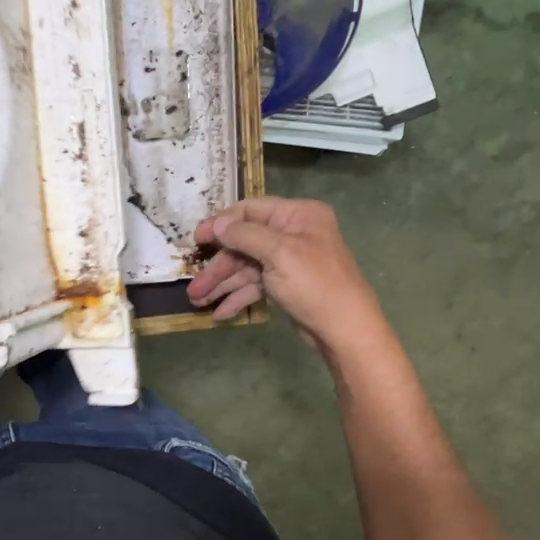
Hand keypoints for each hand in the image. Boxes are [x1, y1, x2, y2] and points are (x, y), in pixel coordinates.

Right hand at [187, 197, 384, 353]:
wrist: (345, 329)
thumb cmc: (315, 285)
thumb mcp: (278, 253)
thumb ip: (244, 235)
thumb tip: (216, 223)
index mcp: (297, 216)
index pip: (250, 210)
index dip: (221, 224)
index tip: (195, 240)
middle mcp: (293, 233)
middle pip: (244, 242)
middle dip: (218, 266)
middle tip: (193, 286)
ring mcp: (288, 260)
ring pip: (246, 267)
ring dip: (222, 284)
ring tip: (197, 302)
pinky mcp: (285, 284)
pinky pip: (255, 285)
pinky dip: (237, 297)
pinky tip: (220, 313)